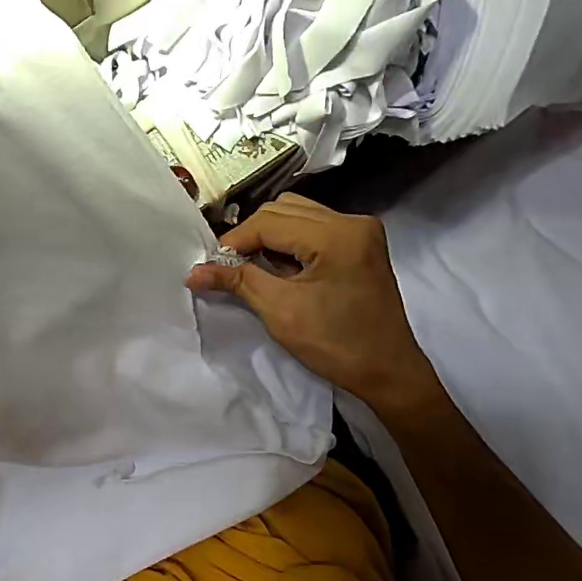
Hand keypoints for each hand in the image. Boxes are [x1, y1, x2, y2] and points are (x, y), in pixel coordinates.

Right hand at [186, 193, 441, 409]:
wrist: (388, 371)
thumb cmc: (336, 346)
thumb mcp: (280, 312)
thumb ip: (238, 281)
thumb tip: (194, 271)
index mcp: (337, 235)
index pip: (269, 221)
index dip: (235, 241)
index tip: (210, 265)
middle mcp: (352, 221)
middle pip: (283, 209)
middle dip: (252, 237)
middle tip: (230, 269)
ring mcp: (361, 229)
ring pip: (298, 214)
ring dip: (270, 237)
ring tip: (254, 269)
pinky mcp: (362, 241)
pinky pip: (315, 227)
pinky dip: (291, 243)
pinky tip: (281, 268)